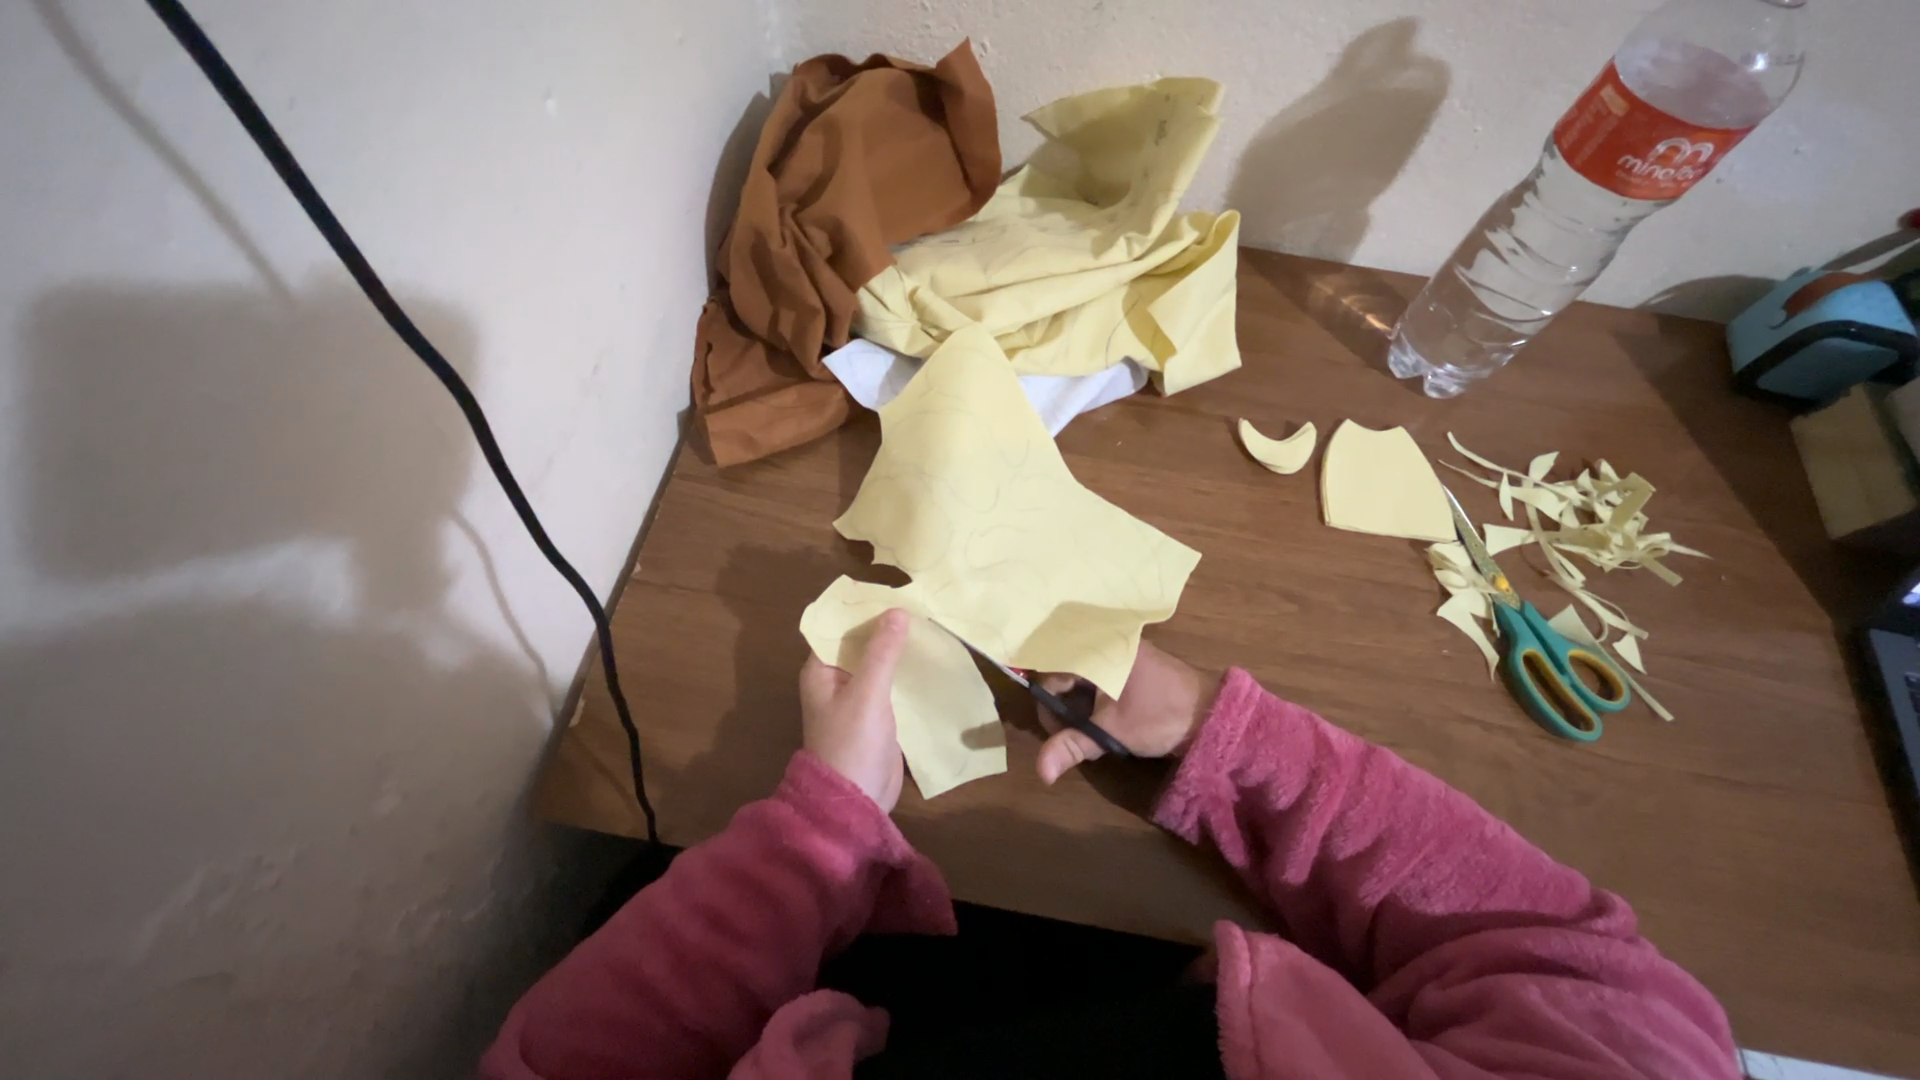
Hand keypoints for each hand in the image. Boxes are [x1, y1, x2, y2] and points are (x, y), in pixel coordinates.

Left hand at [799, 608, 910, 810]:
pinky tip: (930, 659)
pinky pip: (892, 683)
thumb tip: (897, 611)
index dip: (862, 610)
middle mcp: (836, 679)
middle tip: (920, 605)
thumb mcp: (867, 693)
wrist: (856, 801)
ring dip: (899, 649)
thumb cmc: (851, 743)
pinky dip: (906, 671)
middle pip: (861, 644)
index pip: (838, 628)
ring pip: (879, 663)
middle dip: (886, 627)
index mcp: (821, 671)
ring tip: (930, 624)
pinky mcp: (877, 715)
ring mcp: (857, 698)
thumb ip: (882, 652)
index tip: (893, 592)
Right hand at [1034, 641, 1213, 784]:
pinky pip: (1097, 671)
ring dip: (1077, 700)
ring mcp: (1120, 649)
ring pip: (1080, 671)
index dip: (1048, 701)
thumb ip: (1072, 746)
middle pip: (1064, 667)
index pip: (1052, 669)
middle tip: (1070, 731)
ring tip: (1085, 727)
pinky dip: (1091, 693)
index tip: (1056, 728)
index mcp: (1098, 649)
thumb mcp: (1112, 733)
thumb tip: (1041, 772)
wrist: (1211, 714)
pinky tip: (1098, 715)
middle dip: (1062, 702)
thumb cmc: (1160, 717)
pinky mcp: (1130, 661)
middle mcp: (1106, 641)